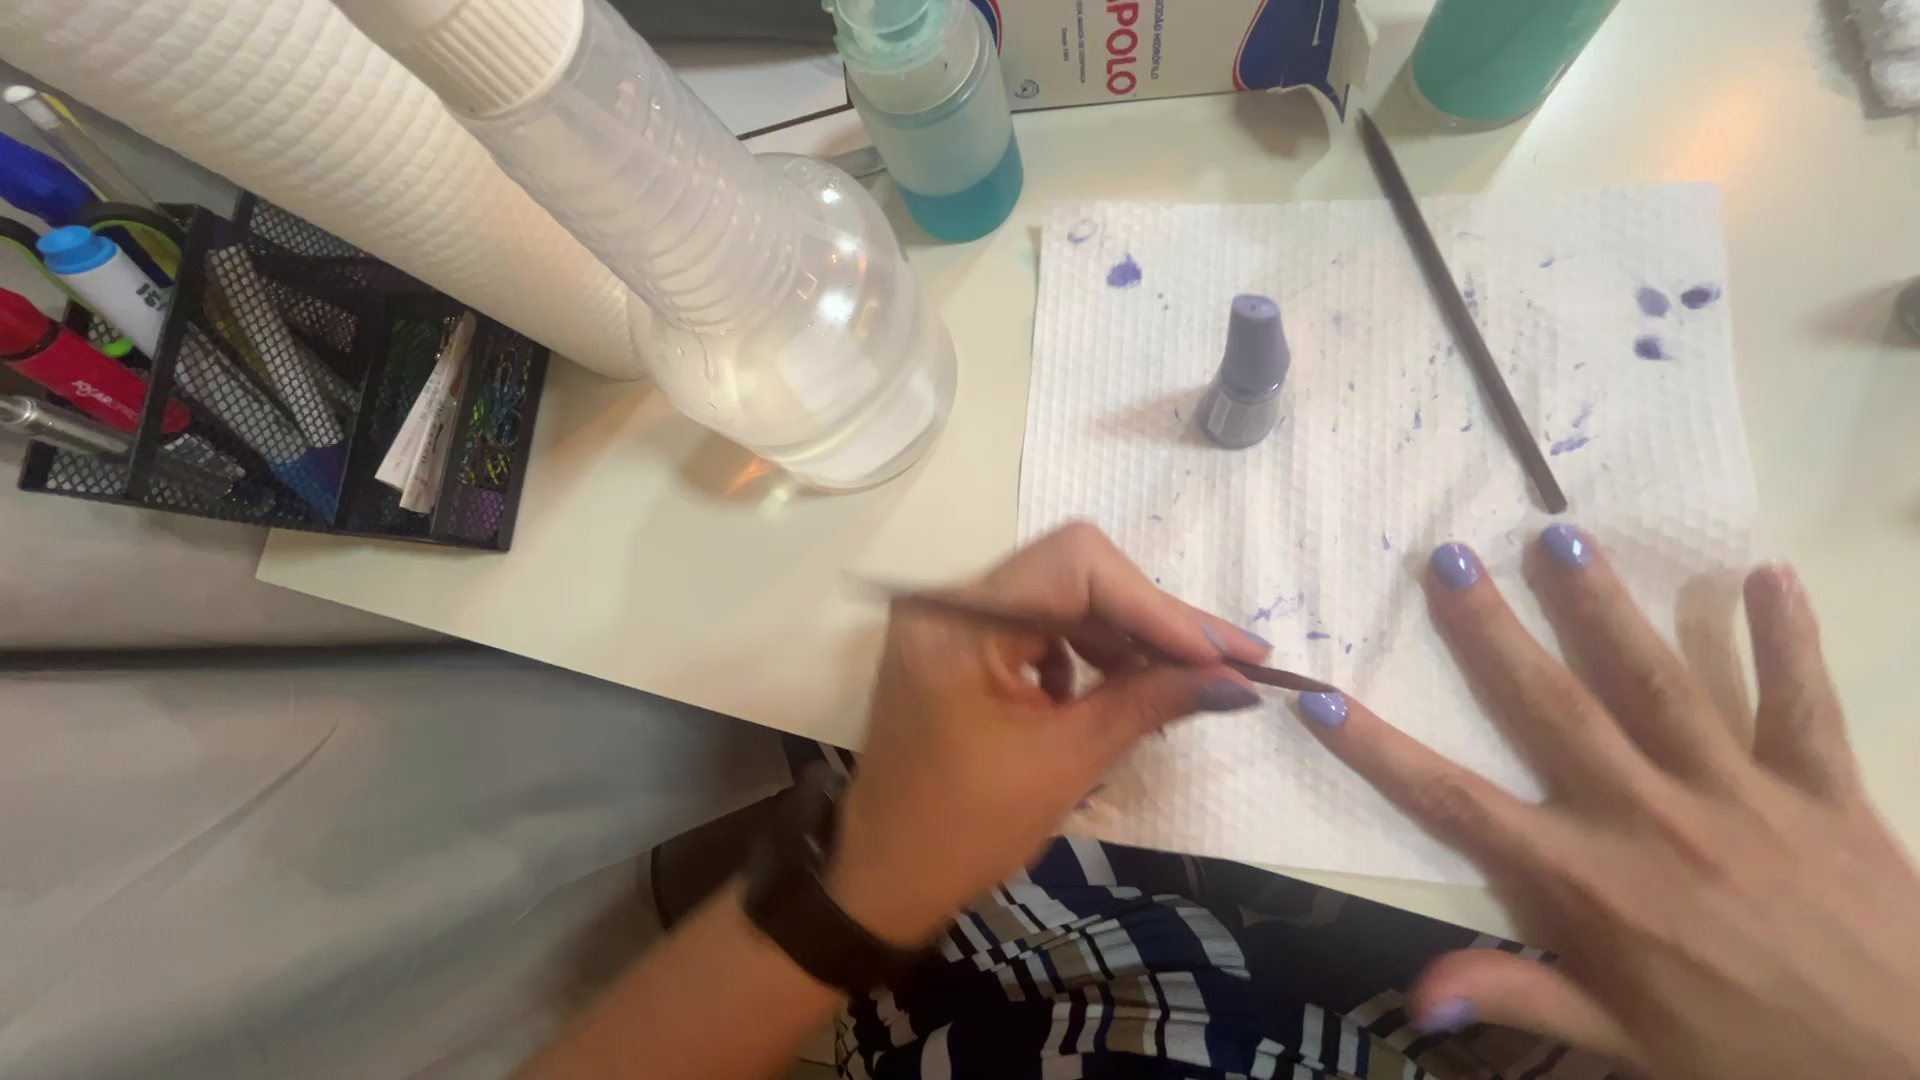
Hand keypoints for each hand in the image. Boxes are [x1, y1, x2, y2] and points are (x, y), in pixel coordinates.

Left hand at [828, 522, 1269, 945]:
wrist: (885, 875)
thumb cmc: (966, 831)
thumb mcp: (1066, 762)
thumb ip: (1151, 701)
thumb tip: (1237, 679)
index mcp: (960, 621)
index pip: (1075, 566)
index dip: (1157, 605)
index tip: (1222, 654)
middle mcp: (948, 599)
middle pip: (1071, 573)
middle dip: (1150, 619)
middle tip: (1224, 662)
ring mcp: (949, 617)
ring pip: (1059, 595)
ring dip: (1122, 635)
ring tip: (1177, 681)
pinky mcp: (958, 640)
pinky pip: (1036, 622)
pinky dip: (1084, 650)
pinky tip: (1117, 688)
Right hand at [1290, 526, 1919, 1079]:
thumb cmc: (1748, 1057)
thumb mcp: (1618, 1039)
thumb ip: (1513, 991)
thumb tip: (1415, 997)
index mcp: (1583, 880)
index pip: (1450, 799)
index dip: (1375, 748)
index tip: (1319, 697)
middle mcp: (1645, 819)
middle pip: (1548, 707)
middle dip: (1491, 628)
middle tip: (1450, 555)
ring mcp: (1736, 797)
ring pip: (1658, 684)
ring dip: (1605, 608)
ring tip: (1561, 537)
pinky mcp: (1825, 793)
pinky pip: (1802, 706)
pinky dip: (1785, 638)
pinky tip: (1762, 573)